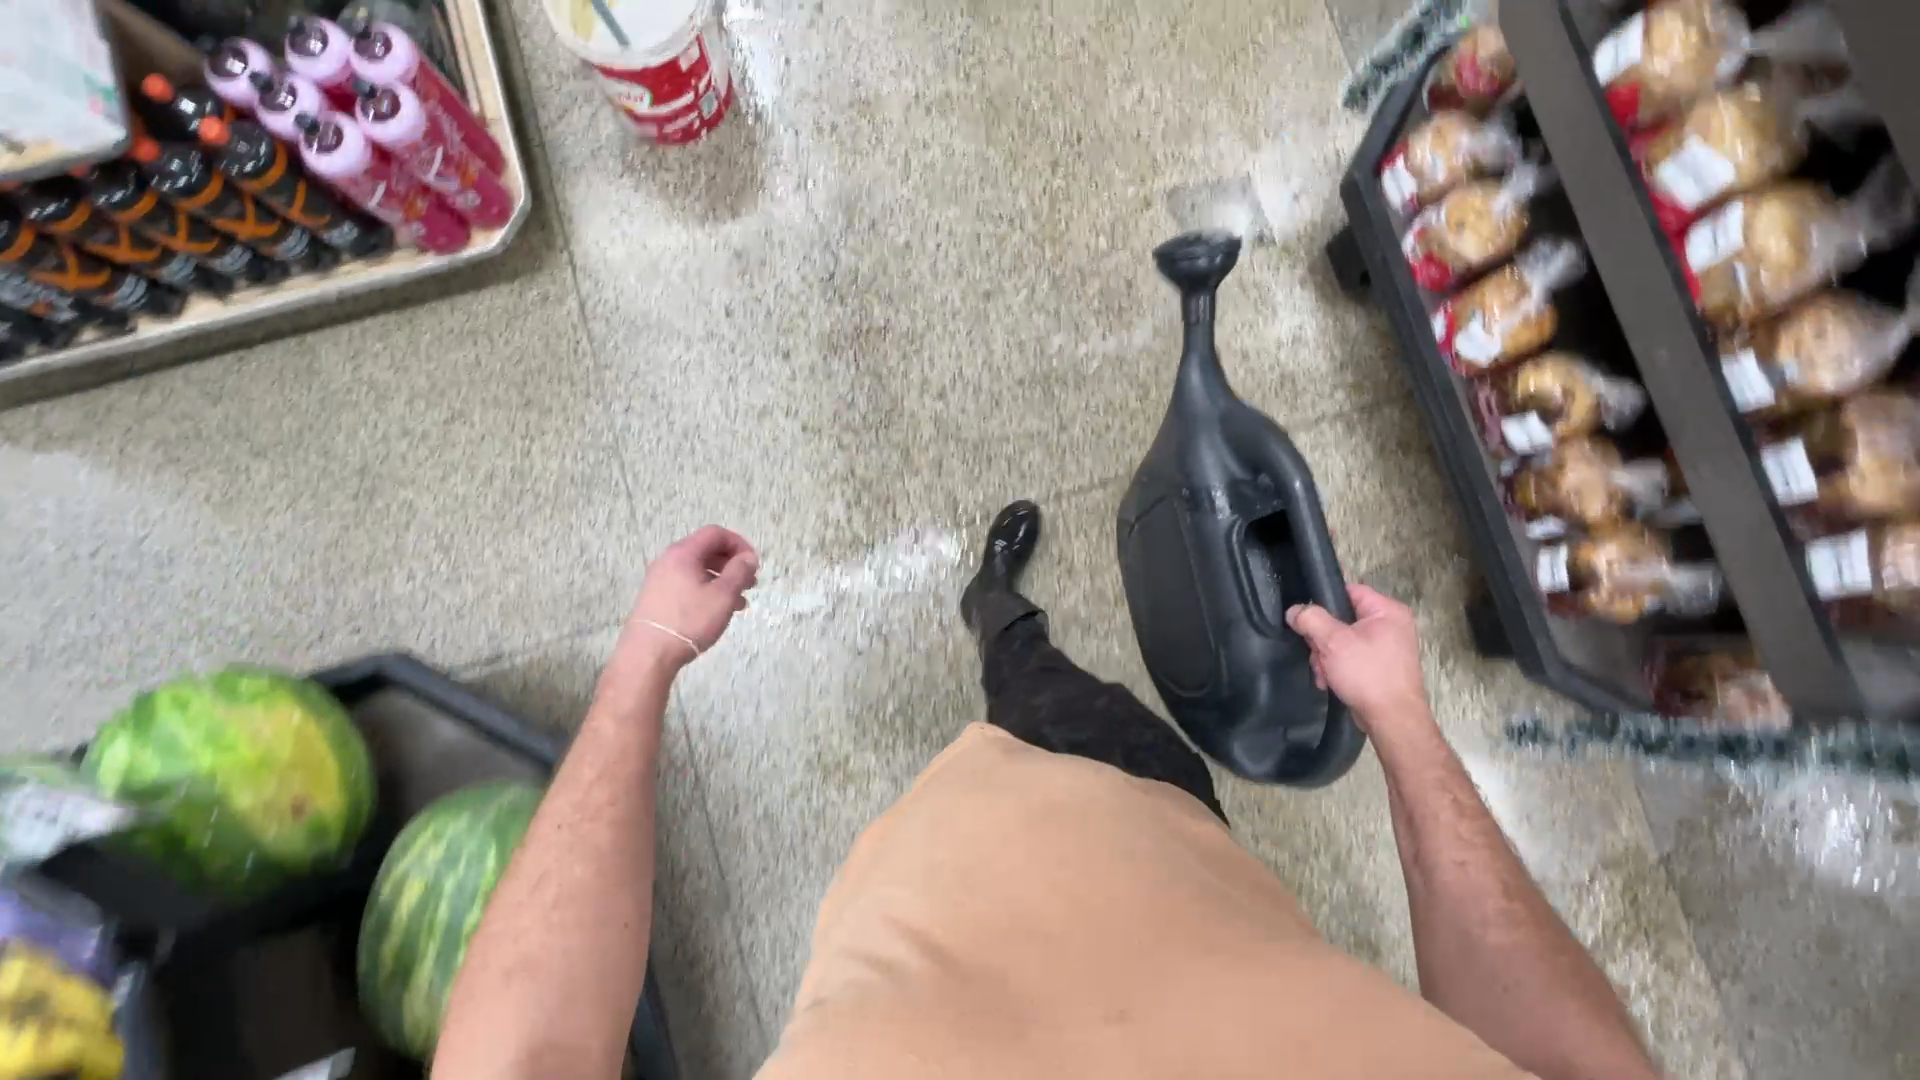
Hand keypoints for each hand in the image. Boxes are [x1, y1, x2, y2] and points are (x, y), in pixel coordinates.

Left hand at [617, 526, 759, 668]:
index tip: (754, 564)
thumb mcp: (723, 595)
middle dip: (732, 563)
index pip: (716, 533)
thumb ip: (740, 571)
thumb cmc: (690, 620)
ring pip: (699, 570)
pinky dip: (707, 590)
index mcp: (683, 553)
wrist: (649, 653)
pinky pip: (688, 584)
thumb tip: (748, 557)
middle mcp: (668, 560)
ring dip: (722, 580)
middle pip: (707, 550)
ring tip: (740, 601)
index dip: (739, 544)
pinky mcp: (657, 597)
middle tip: (751, 582)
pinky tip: (719, 611)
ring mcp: (660, 579)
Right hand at [1286, 584, 1429, 735]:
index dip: (1323, 601)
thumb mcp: (1333, 641)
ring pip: (1342, 640)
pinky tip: (1329, 681)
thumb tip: (1294, 611)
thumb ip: (1310, 619)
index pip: (1348, 591)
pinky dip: (1336, 668)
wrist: (1392, 720)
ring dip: (1325, 656)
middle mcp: (1391, 625)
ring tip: (1324, 672)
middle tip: (1317, 654)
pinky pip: (1350, 657)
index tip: (1307, 618)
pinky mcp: (1380, 666)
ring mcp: (1387, 647)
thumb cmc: (1368, 675)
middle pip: (1341, 618)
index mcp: (1387, 611)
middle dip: (1322, 638)